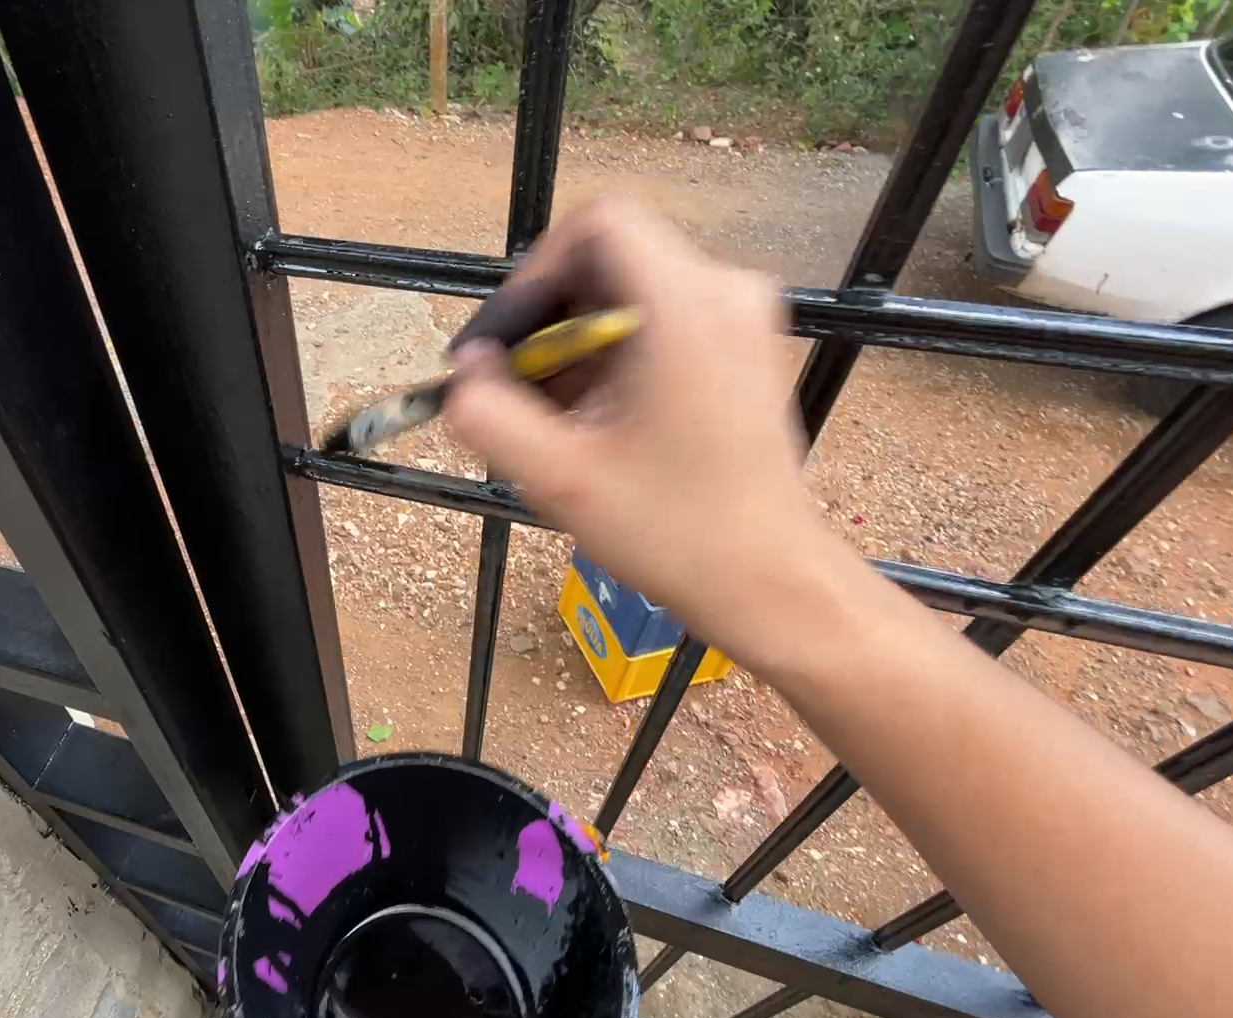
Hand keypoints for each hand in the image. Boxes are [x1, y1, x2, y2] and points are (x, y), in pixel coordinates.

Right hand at [443, 196, 831, 654]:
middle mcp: (724, 291)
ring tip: (552, 418)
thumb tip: (467, 369)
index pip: (596, 225)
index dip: (534, 274)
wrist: (765, 577)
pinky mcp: (740, 347)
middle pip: (607, 263)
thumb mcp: (559, 477)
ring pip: (626, 296)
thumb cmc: (670, 529)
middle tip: (516, 392)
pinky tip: (592, 420)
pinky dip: (608, 359)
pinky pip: (655, 322)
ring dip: (573, 348)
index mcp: (687, 306)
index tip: (506, 343)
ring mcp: (740, 318)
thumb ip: (490, 415)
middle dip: (546, 322)